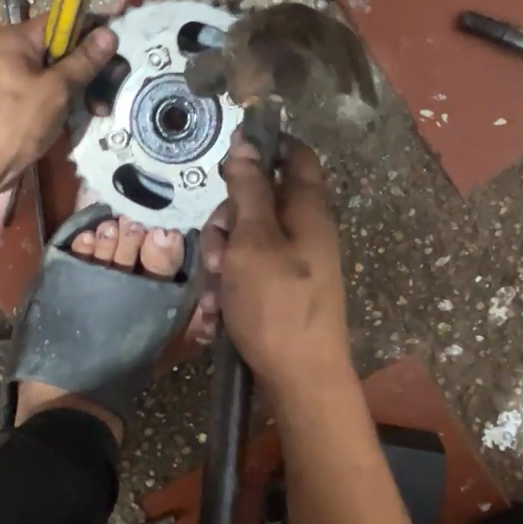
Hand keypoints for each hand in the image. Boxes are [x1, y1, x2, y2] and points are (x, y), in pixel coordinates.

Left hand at [0, 15, 116, 186]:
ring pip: (54, 76)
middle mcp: (9, 53)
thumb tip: (109, 32)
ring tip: (99, 111)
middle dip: (88, 68)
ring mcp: (8, 80)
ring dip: (79, 90)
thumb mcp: (55, 90)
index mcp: (15, 39)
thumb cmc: (13, 123)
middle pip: (59, 49)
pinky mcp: (11, 105)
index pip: (61, 20)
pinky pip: (44, 95)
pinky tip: (80, 118)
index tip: (118, 48)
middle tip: (113, 88)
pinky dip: (62, 104)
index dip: (91, 30)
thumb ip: (83, 62)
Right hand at [212, 133, 351, 394]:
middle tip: (217, 254)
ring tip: (215, 294)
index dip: (266, 148)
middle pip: (257, 203)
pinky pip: (246, 276)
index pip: (296, 157)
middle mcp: (303, 233)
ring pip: (245, 242)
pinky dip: (228, 289)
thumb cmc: (277, 305)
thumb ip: (249, 191)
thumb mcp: (255, 241)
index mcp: (307, 211)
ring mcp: (292, 266)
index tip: (229, 158)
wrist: (300, 379)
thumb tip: (246, 144)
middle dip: (226, 224)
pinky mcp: (279, 294)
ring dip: (220, 263)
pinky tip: (216, 314)